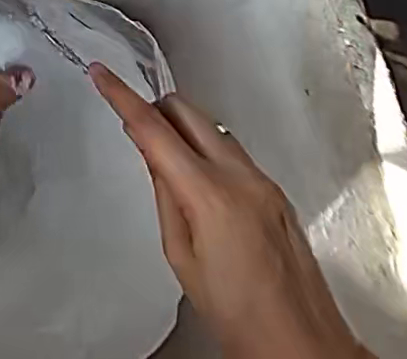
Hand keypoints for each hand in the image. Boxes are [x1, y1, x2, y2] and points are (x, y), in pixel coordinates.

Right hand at [91, 64, 370, 358]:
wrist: (305, 348)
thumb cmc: (241, 319)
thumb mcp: (181, 257)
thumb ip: (163, 193)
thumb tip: (150, 151)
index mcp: (210, 195)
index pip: (154, 128)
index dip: (122, 95)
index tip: (102, 75)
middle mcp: (240, 177)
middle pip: (185, 110)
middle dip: (155, 109)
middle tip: (135, 126)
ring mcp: (262, 180)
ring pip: (209, 125)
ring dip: (182, 129)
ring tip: (167, 162)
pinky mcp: (275, 189)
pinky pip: (231, 149)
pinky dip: (206, 149)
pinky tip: (199, 180)